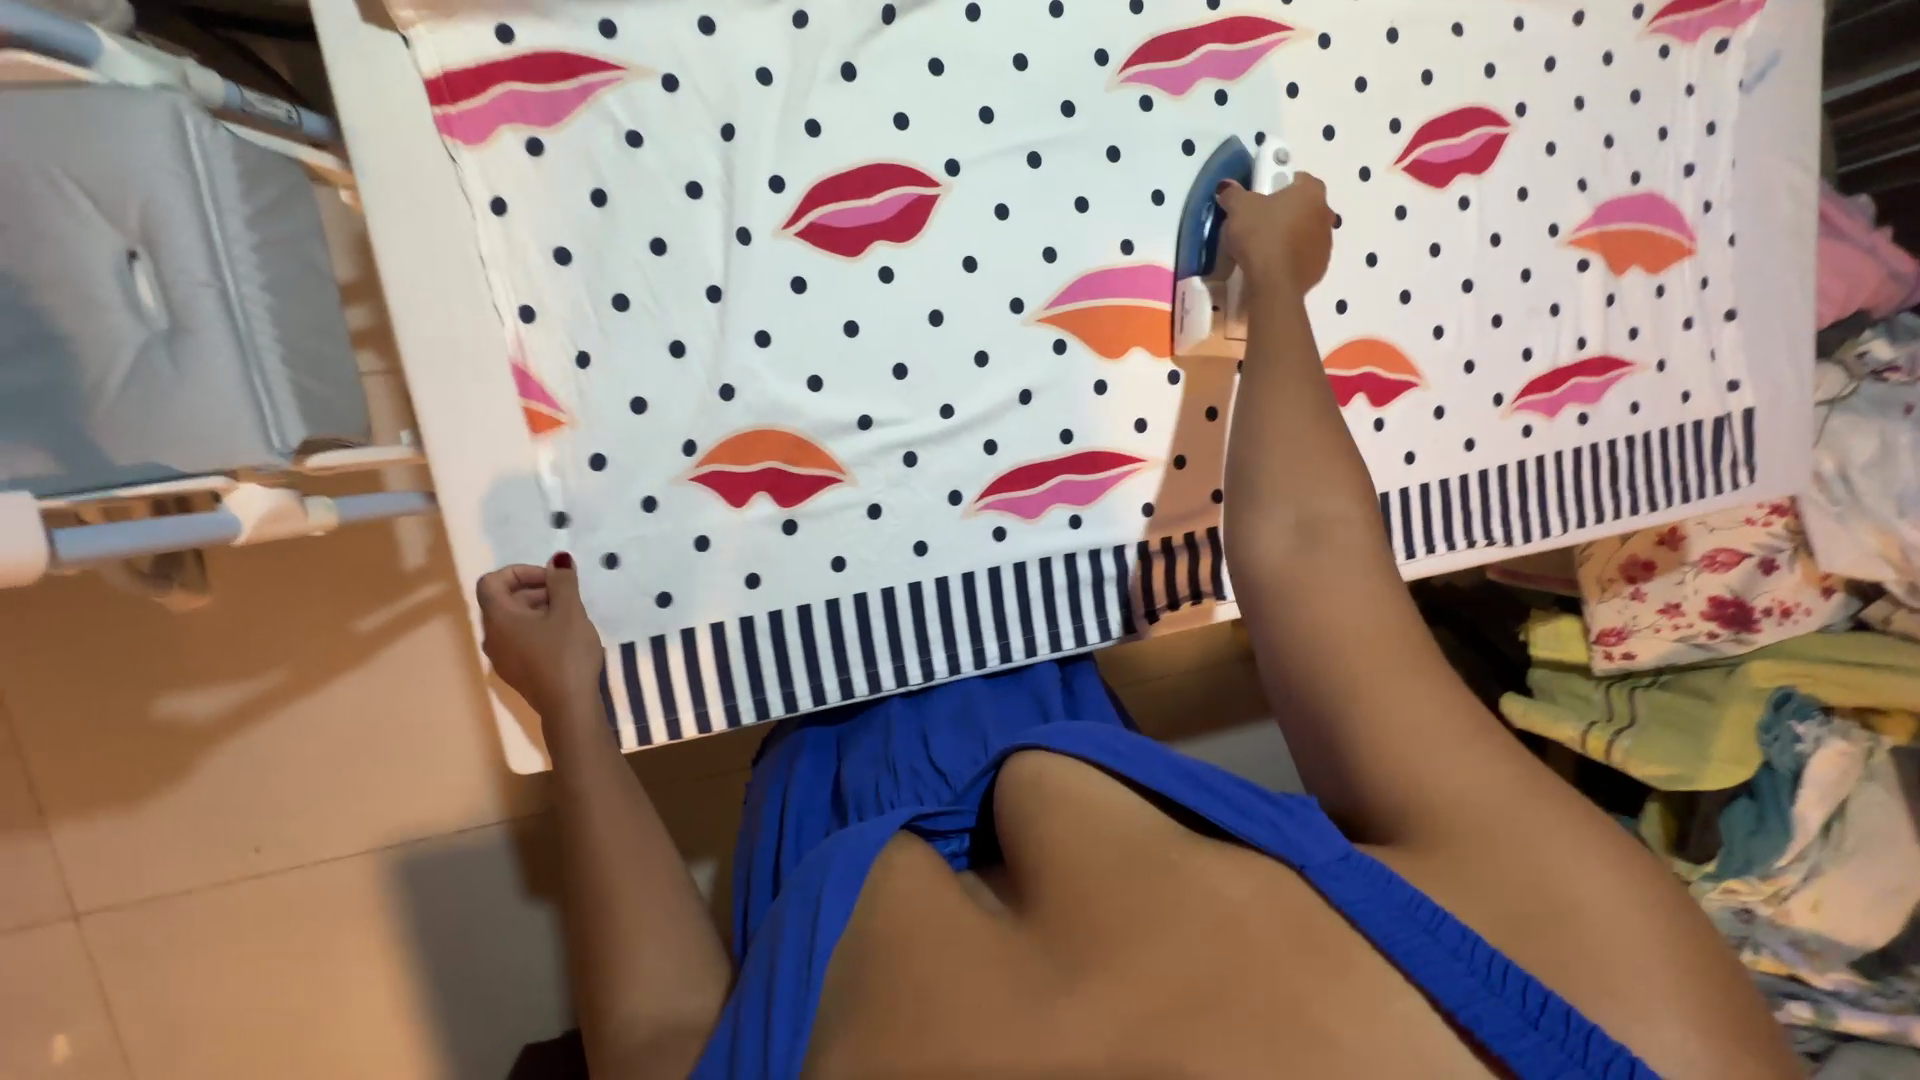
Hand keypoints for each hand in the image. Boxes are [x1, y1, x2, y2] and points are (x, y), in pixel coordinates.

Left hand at [477, 553, 603, 719]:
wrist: (568, 706)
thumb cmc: (566, 653)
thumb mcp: (570, 611)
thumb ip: (563, 581)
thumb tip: (558, 560)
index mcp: (498, 618)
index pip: (492, 581)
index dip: (520, 572)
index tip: (551, 579)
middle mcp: (492, 636)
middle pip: (503, 601)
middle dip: (534, 590)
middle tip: (566, 595)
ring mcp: (501, 657)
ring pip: (512, 622)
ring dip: (537, 610)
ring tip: (569, 617)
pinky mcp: (515, 672)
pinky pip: (519, 640)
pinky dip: (537, 630)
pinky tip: (564, 639)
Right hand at [1216, 172, 1335, 293]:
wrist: (1274, 285)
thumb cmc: (1261, 237)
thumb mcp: (1238, 208)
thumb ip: (1233, 194)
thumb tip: (1227, 188)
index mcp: (1311, 191)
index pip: (1296, 178)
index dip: (1276, 185)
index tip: (1259, 198)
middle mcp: (1325, 213)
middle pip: (1302, 207)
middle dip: (1284, 213)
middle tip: (1258, 224)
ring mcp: (1325, 243)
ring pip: (1304, 233)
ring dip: (1288, 237)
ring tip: (1263, 250)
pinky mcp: (1319, 268)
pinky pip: (1302, 257)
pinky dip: (1290, 259)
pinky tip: (1271, 266)